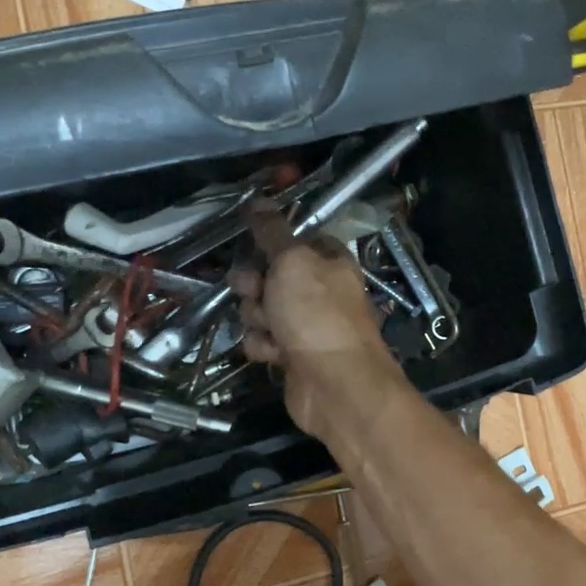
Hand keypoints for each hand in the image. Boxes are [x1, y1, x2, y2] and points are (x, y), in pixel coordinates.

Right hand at [229, 202, 409, 438]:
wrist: (336, 384)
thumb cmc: (318, 314)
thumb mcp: (293, 261)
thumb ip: (272, 231)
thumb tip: (258, 200)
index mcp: (328, 260)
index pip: (293, 238)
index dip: (269, 241)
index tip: (249, 240)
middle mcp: (318, 289)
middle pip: (268, 274)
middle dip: (254, 284)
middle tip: (254, 290)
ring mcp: (305, 324)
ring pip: (260, 309)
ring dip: (257, 318)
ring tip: (273, 330)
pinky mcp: (291, 355)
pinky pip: (261, 340)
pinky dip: (263, 346)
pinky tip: (274, 354)